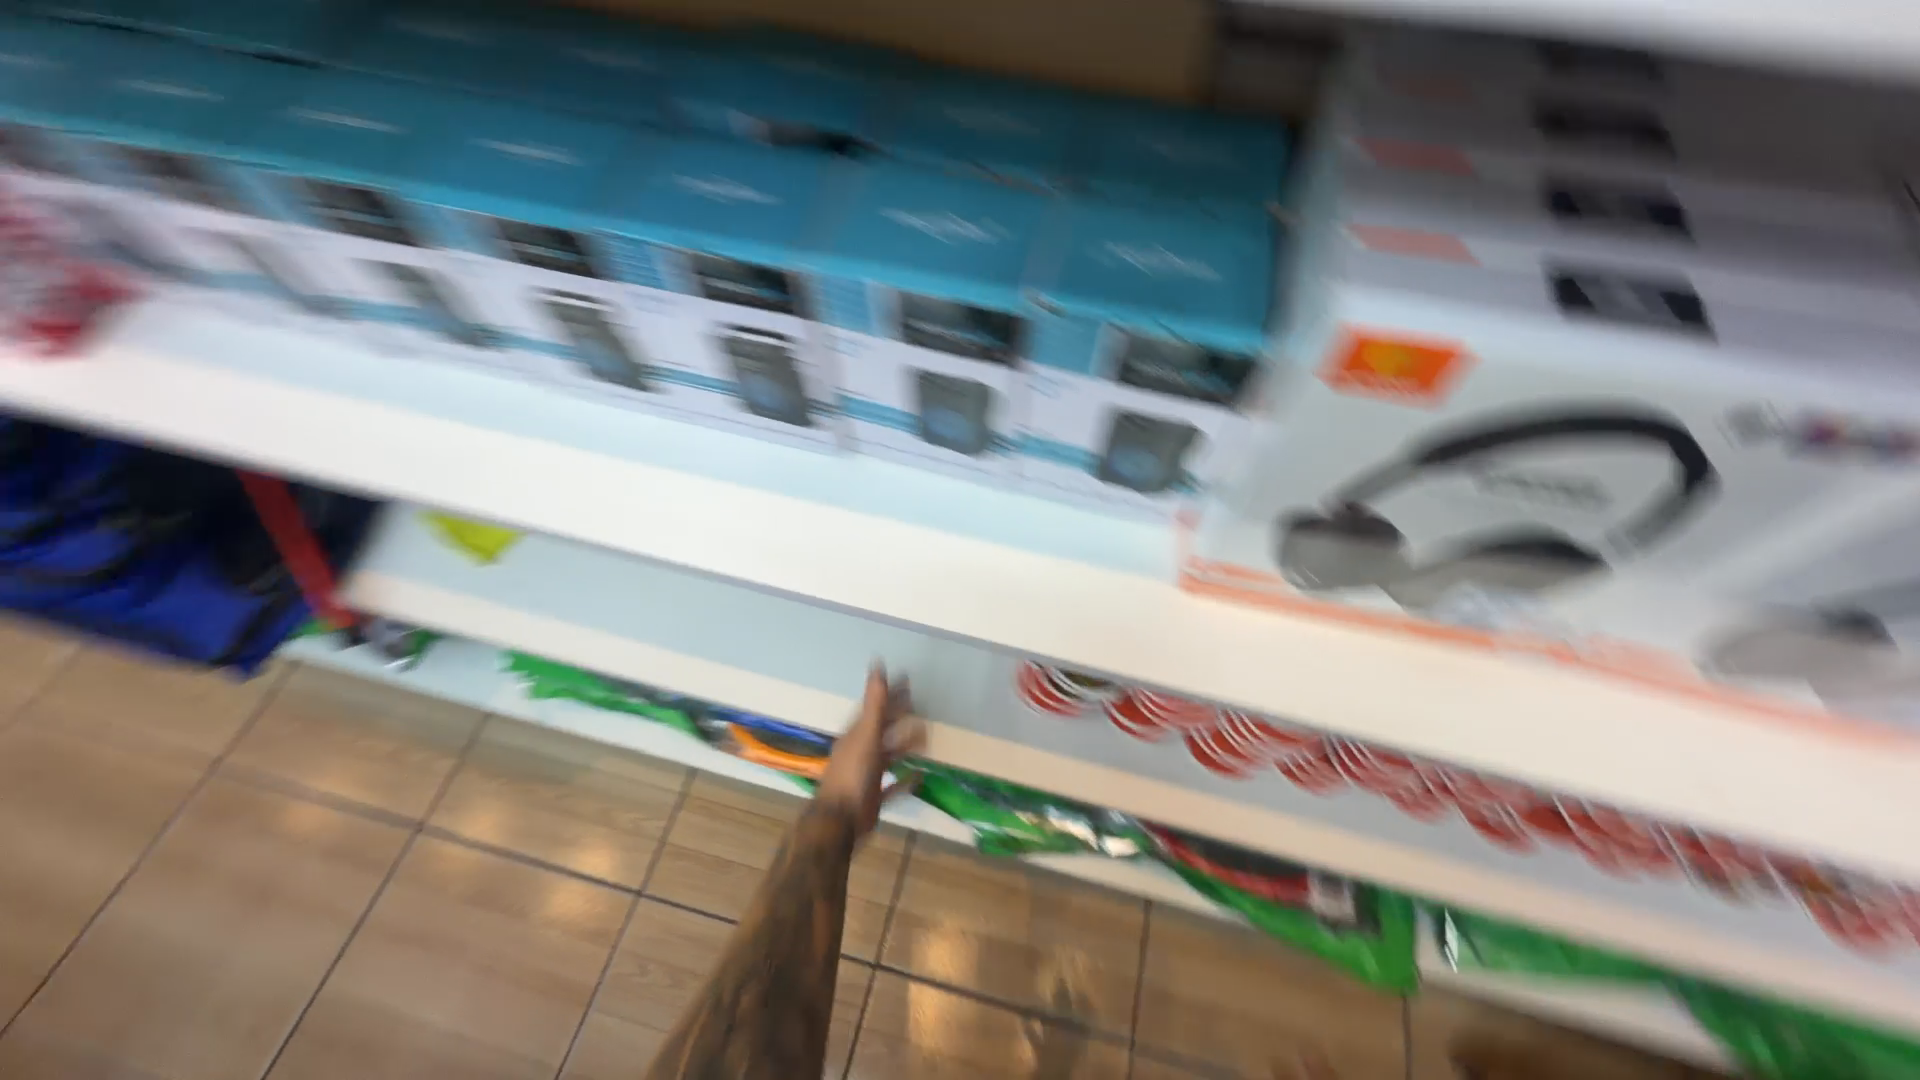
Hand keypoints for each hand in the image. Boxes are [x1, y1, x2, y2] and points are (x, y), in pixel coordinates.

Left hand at [817, 663, 924, 834]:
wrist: (838, 821)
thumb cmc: (852, 775)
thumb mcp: (865, 735)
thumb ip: (875, 704)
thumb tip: (878, 666)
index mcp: (857, 735)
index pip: (876, 708)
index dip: (890, 693)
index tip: (907, 679)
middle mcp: (861, 752)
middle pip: (883, 729)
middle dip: (900, 717)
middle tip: (919, 705)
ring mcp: (867, 775)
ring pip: (889, 755)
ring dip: (905, 746)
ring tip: (925, 738)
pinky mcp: (874, 798)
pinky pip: (893, 786)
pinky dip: (905, 781)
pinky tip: (920, 777)